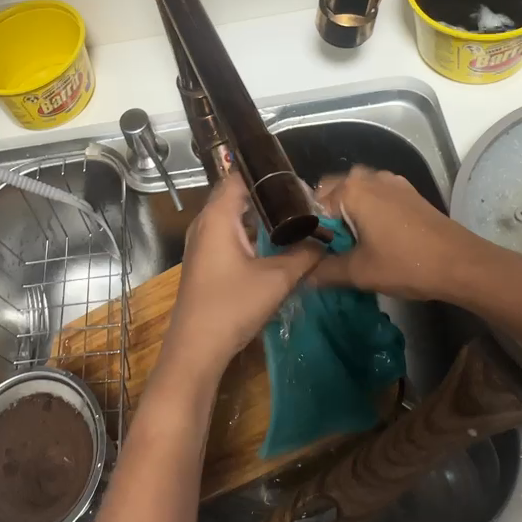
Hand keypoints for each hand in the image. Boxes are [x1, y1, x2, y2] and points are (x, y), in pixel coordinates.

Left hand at [159, 172, 323, 379]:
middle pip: (236, 196)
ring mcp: (201, 243)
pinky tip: (271, 245)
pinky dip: (248, 233)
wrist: (196, 348)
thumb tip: (325, 241)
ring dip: (258, 216)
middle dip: (266, 195)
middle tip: (300, 199)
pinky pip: (227, 234)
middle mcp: (205, 223)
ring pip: (232, 217)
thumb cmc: (232, 306)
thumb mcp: (277, 279)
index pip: (239, 177)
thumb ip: (304, 256)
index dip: (266, 174)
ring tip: (291, 219)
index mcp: (218, 216)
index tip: (295, 179)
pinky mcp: (203, 261)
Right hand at [311, 166, 481, 300]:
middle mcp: (369, 177)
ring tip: (351, 246)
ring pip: (356, 195)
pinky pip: (376, 197)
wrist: (462, 264)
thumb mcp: (359, 272)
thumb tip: (303, 276)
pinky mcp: (408, 193)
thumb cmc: (406, 264)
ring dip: (349, 215)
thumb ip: (325, 271)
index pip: (313, 204)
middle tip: (329, 250)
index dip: (309, 230)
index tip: (311, 252)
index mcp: (352, 189)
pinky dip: (369, 213)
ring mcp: (392, 182)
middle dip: (328, 219)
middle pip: (334, 193)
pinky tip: (376, 240)